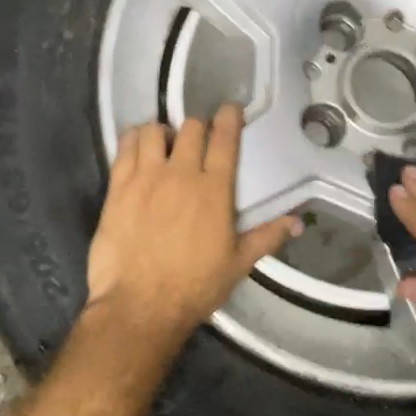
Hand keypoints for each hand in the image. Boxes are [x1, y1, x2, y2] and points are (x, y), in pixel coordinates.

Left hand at [85, 103, 303, 348]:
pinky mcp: (117, 187)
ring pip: (154, 131)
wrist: (139, 305)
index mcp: (214, 190)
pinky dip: (134, 140)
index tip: (230, 110)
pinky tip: (137, 148)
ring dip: (162, 131)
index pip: (225, 139)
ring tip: (164, 144)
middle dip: (197, 127)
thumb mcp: (237, 265)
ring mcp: (146, 177)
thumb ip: (266, 237)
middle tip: (197, 139)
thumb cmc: (193, 288)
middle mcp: (181, 174)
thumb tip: (297, 222)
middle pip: (190, 128)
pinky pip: (125, 147)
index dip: (229, 118)